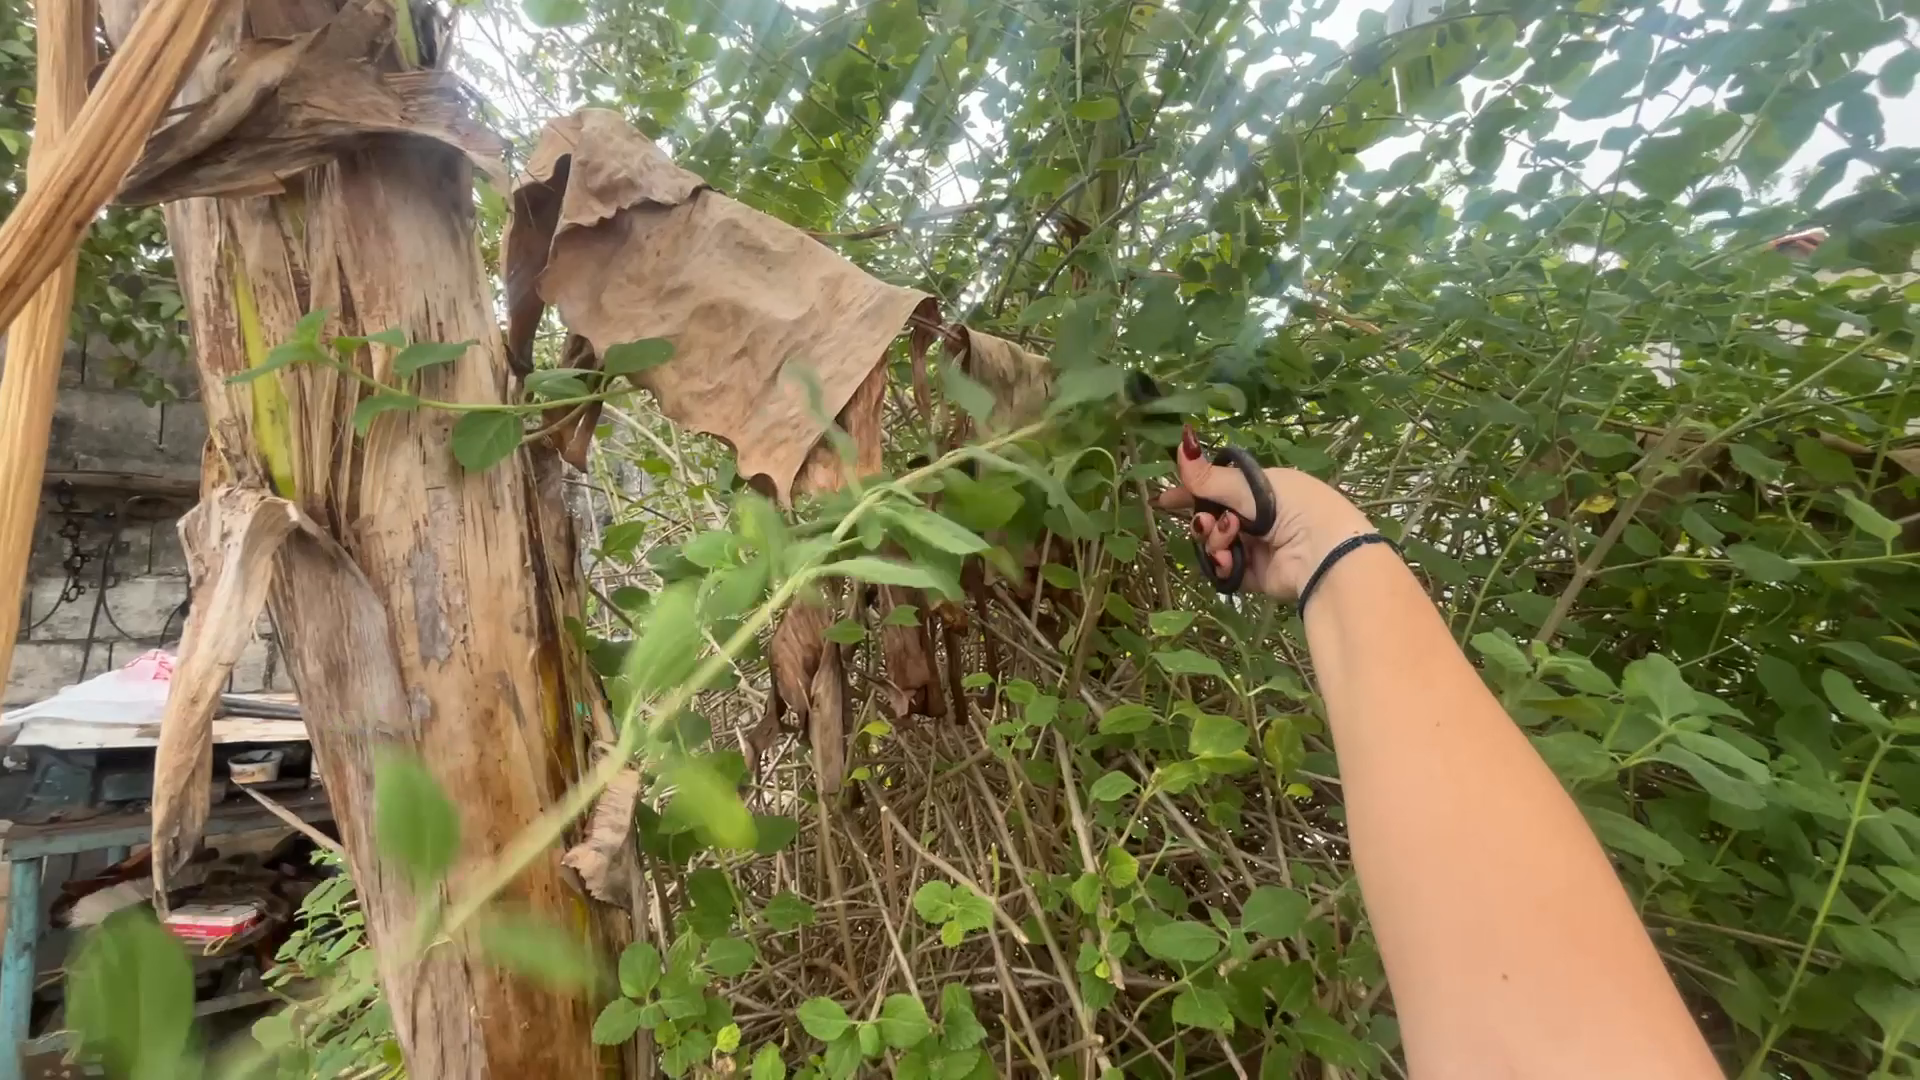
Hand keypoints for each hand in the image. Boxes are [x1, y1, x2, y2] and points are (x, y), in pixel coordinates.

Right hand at [1155, 426, 1374, 600]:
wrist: (1322, 553)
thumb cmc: (1293, 508)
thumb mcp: (1248, 487)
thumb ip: (1209, 476)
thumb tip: (1182, 441)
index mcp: (1261, 490)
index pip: (1216, 488)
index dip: (1189, 493)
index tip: (1164, 501)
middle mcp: (1257, 518)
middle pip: (1211, 518)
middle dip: (1203, 520)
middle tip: (1207, 522)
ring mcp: (1255, 547)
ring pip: (1214, 543)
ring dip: (1214, 541)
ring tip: (1229, 542)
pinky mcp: (1253, 574)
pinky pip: (1224, 569)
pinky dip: (1222, 565)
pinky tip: (1229, 561)